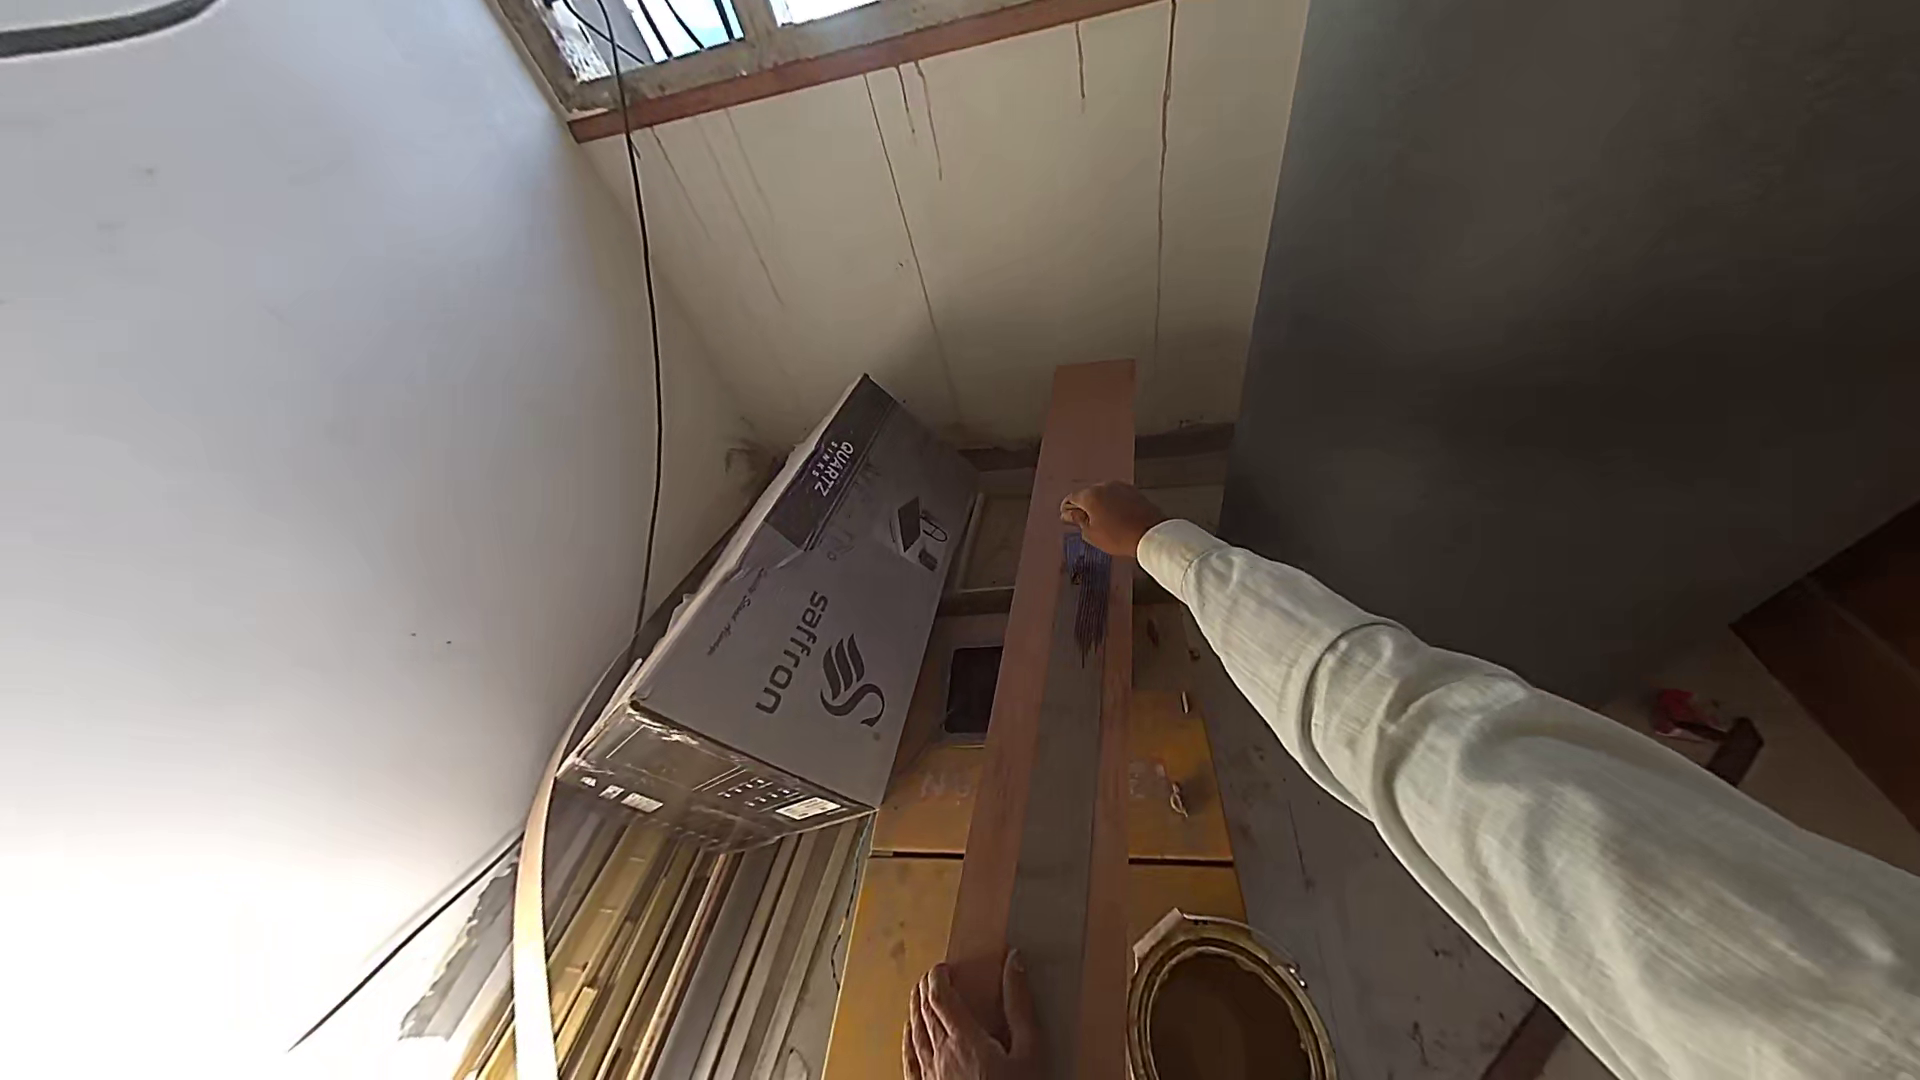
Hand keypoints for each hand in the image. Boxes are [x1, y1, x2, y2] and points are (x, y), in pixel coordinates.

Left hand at [902, 953, 1039, 1079]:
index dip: (937, 976)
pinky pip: (909, 1064)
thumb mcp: (1030, 1052)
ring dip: (914, 1010)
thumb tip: (1013, 962)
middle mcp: (941, 1056)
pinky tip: (908, 1036)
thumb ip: (1020, 1005)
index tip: (943, 967)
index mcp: (964, 1039)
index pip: (940, 996)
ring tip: (917, 996)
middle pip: (924, 1011)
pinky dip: (907, 1042)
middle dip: (925, 989)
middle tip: (931, 976)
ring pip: (914, 1035)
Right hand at [1060, 481, 1168, 558]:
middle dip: (1083, 506)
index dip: (1067, 509)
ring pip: (1102, 494)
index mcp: (1090, 495)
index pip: (1071, 498)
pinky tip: (1114, 517)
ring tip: (1100, 521)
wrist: (1151, 534)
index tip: (1067, 518)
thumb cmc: (1119, 536)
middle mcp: (1104, 486)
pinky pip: (1116, 496)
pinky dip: (1112, 504)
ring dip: (1099, 504)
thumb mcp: (1091, 533)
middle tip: (1083, 521)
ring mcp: (1121, 487)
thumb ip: (1078, 520)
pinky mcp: (1134, 492)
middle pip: (1087, 494)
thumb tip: (1068, 514)